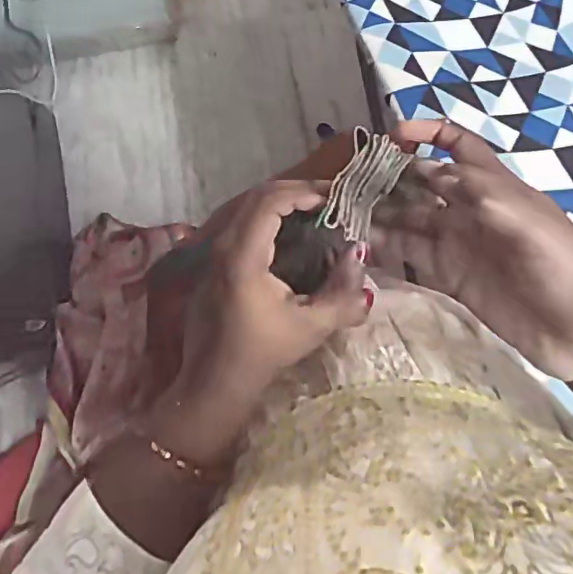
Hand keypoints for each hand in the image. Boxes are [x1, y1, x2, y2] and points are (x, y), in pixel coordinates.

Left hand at [151, 180, 372, 464]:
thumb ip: (342, 293)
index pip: (269, 201)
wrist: (212, 382)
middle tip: (329, 199)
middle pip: (257, 196)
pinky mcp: (214, 258)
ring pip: (247, 205)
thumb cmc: (261, 355)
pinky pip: (241, 220)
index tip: (334, 198)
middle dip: (296, 191)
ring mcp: (214, 250)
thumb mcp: (310, 327)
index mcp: (242, 255)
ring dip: (281, 200)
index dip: (303, 192)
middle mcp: (224, 244)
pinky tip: (290, 227)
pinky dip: (268, 214)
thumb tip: (361, 256)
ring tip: (314, 208)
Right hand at [373, 118, 572, 402]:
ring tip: (343, 213)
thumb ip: (481, 193)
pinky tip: (359, 247)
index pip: (457, 144)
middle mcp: (470, 209)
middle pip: (422, 181)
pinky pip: (411, 256)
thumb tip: (429, 169)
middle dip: (389, 176)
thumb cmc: (567, 271)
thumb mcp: (530, 224)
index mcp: (495, 186)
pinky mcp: (450, 277)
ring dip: (380, 213)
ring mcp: (458, 244)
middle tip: (347, 180)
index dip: (427, 133)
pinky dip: (386, 249)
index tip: (392, 135)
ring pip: (409, 218)